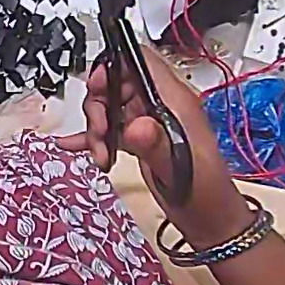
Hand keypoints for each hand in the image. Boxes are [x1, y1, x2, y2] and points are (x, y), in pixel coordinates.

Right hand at [58, 50, 255, 246]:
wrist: (210, 222)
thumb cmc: (206, 194)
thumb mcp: (180, 169)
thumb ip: (156, 145)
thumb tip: (135, 126)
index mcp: (174, 102)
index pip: (142, 62)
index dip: (115, 65)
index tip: (97, 86)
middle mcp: (159, 107)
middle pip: (117, 84)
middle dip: (99, 105)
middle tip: (99, 131)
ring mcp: (148, 123)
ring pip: (109, 107)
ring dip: (96, 128)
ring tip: (100, 153)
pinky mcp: (139, 140)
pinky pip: (110, 128)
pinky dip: (92, 136)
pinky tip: (73, 144)